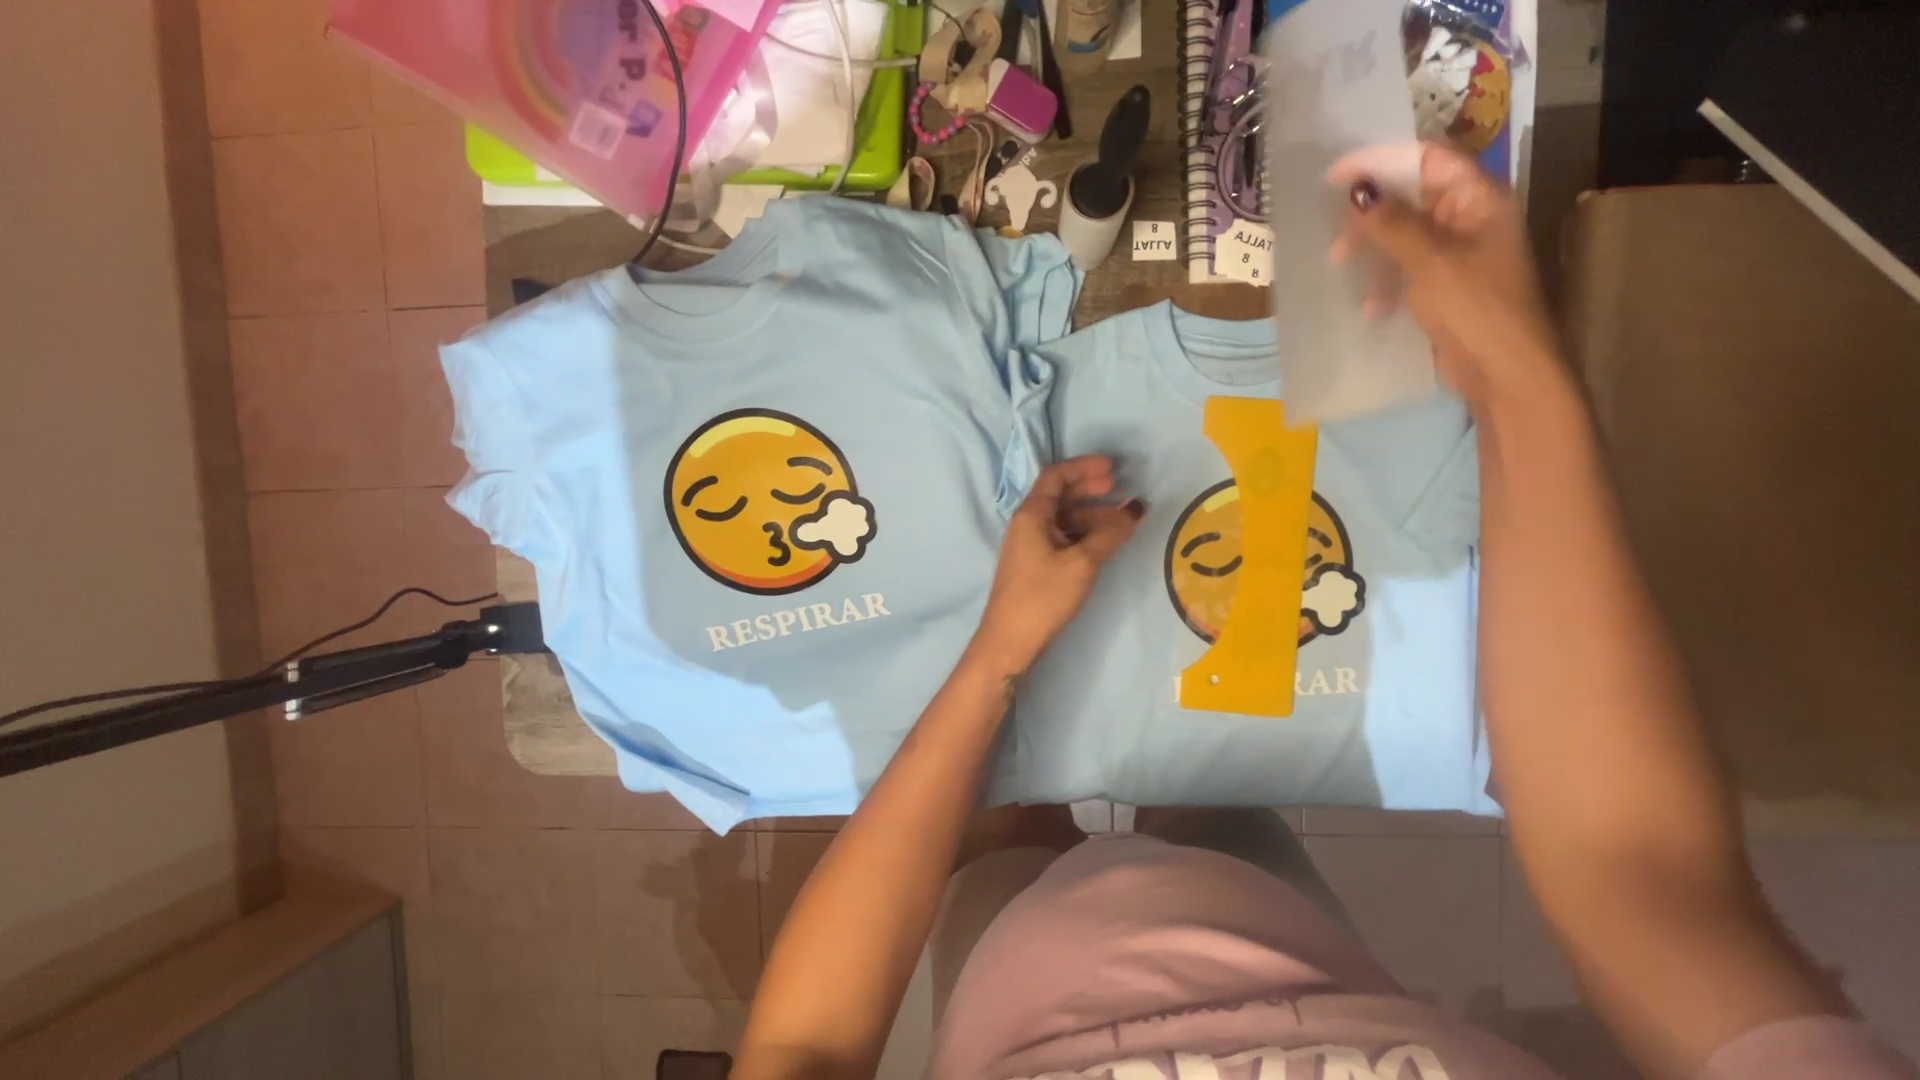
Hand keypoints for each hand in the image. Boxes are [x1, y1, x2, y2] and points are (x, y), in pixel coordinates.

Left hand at [973, 456, 1143, 674]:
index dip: (1084, 467)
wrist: (1010, 641)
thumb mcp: (1082, 562)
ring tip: (1121, 520)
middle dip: (1090, 489)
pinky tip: (1104, 543)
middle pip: (1060, 495)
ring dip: (1091, 514)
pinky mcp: (1035, 565)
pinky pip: (1062, 537)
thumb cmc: (1043, 596)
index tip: (1113, 469)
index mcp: (1031, 514)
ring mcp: (1029, 545)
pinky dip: (1084, 534)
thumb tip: (1135, 509)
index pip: (1056, 476)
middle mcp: (1027, 524)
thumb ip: (1110, 533)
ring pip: (1063, 518)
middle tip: (1119, 488)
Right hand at [1328, 143, 1564, 410]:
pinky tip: (1368, 304)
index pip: (1427, 159)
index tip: (1336, 176)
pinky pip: (1405, 270)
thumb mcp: (1429, 260)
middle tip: (1334, 230)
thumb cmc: (1474, 308)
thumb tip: (1356, 189)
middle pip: (1412, 196)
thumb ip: (1391, 223)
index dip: (1382, 160)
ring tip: (1339, 265)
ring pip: (1403, 235)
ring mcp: (1457, 255)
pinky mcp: (1443, 288)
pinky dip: (1383, 281)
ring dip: (1371, 248)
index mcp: (1477, 199)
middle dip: (1371, 211)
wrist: (1503, 371)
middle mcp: (1468, 219)